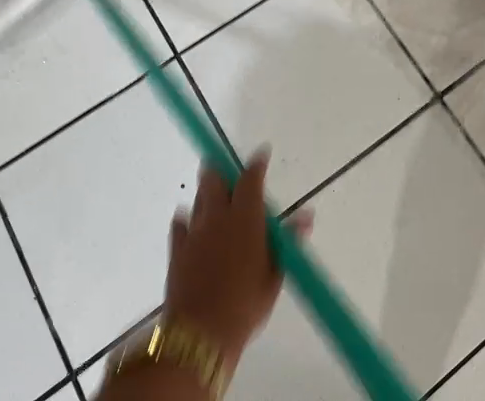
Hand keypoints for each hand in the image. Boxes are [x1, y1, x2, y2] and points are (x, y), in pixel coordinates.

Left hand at [162, 151, 310, 367]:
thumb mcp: (276, 273)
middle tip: (226, 164)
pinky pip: (180, 225)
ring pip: (198, 199)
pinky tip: (188, 220)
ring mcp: (194, 233)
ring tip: (212, 187)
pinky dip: (186, 218)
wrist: (200, 332)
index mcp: (246, 218)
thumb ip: (288, 241)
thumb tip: (307, 214)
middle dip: (221, 169)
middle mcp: (218, 217)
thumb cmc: (246, 302)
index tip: (262, 153)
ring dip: (206, 190)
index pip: (251, 179)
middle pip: (216, 181)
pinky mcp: (177, 251)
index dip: (257, 164)